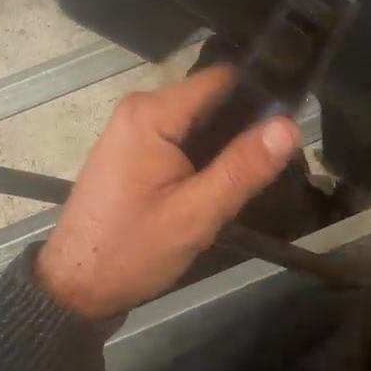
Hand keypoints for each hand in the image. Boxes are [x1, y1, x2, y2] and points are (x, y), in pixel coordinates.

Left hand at [35, 66, 299, 319]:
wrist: (74, 291)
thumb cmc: (130, 251)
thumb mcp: (195, 215)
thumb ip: (243, 168)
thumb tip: (290, 125)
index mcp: (151, 113)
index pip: (222, 79)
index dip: (261, 92)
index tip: (296, 114)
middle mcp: (141, 108)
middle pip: (213, 96)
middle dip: (249, 119)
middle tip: (285, 152)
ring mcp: (136, 127)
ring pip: (203, 117)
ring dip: (231, 137)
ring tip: (265, 163)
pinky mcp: (137, 147)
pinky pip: (186, 133)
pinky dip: (209, 149)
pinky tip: (229, 174)